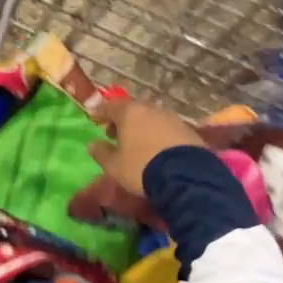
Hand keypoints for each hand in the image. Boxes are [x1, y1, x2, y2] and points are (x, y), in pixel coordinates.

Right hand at [87, 99, 203, 196]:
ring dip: (142, 127)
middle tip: (116, 135)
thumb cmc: (141, 167)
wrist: (186, 176)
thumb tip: (93, 144)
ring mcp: (172, 118)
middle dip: (123, 120)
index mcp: (130, 113)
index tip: (95, 120)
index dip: (101, 113)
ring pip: (151, 118)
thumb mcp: (114, 166)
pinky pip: (167, 129)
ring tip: (138, 144)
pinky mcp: (189, 130)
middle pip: (133, 110)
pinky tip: (157, 149)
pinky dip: (158, 135)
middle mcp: (151, 109)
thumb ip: (101, 153)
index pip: (111, 106)